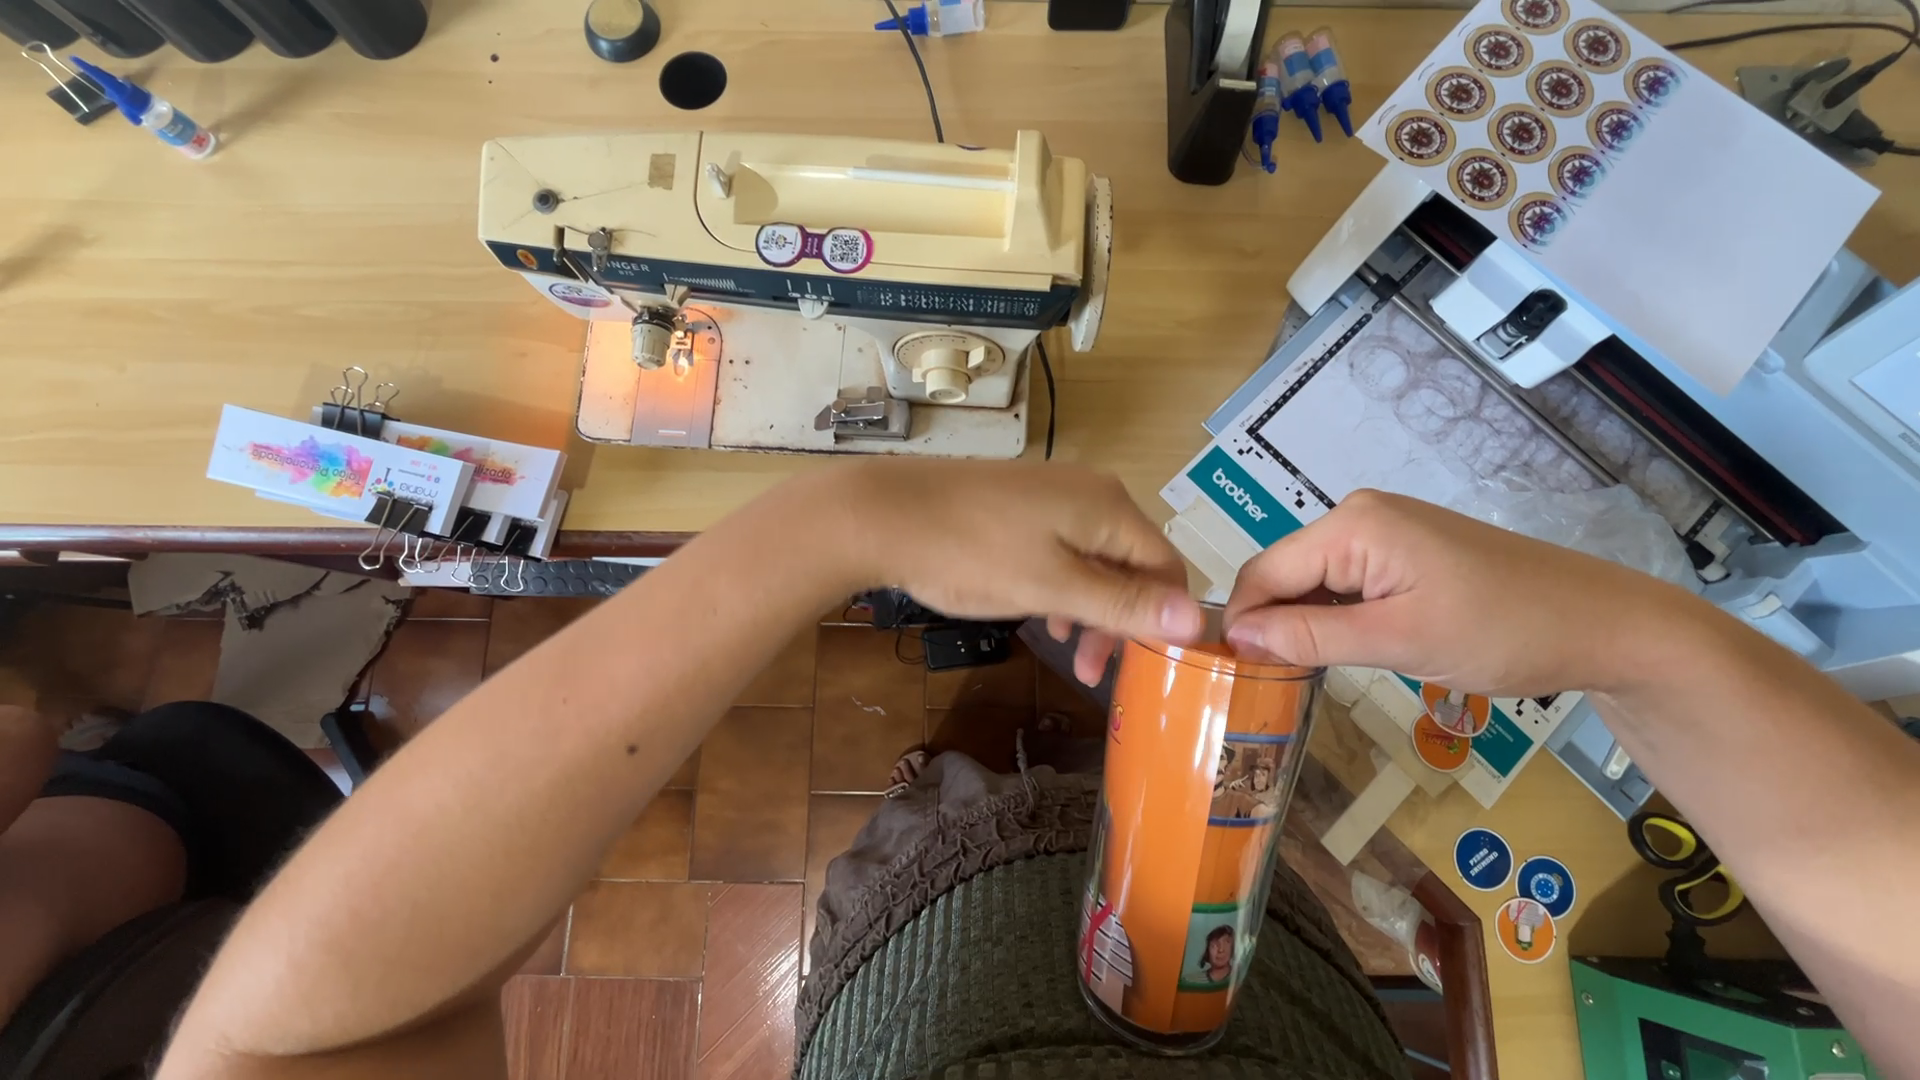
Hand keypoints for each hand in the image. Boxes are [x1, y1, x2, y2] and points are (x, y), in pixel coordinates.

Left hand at [828, 459, 1203, 680]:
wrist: (883, 513)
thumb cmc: (971, 554)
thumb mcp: (1052, 587)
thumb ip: (1123, 603)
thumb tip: (1199, 620)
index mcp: (1109, 507)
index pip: (1167, 566)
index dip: (1163, 618)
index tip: (1138, 666)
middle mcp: (1090, 492)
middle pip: (1132, 562)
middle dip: (1121, 618)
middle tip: (1092, 670)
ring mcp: (1051, 494)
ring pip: (1094, 559)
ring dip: (1090, 608)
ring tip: (1068, 648)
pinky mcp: (1019, 504)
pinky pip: (1061, 549)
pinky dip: (1062, 586)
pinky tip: (1044, 613)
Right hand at [1222, 490, 1694, 696]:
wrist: (1606, 625)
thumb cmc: (1503, 631)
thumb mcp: (1398, 640)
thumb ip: (1310, 636)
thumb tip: (1236, 638)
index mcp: (1351, 525)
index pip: (1263, 572)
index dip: (1242, 623)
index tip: (1236, 673)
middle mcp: (1356, 515)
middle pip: (1282, 573)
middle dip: (1272, 623)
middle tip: (1274, 679)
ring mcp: (1381, 529)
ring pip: (1309, 580)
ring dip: (1302, 622)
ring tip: (1310, 669)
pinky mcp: (1401, 548)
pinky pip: (1341, 581)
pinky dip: (1332, 615)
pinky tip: (1346, 645)